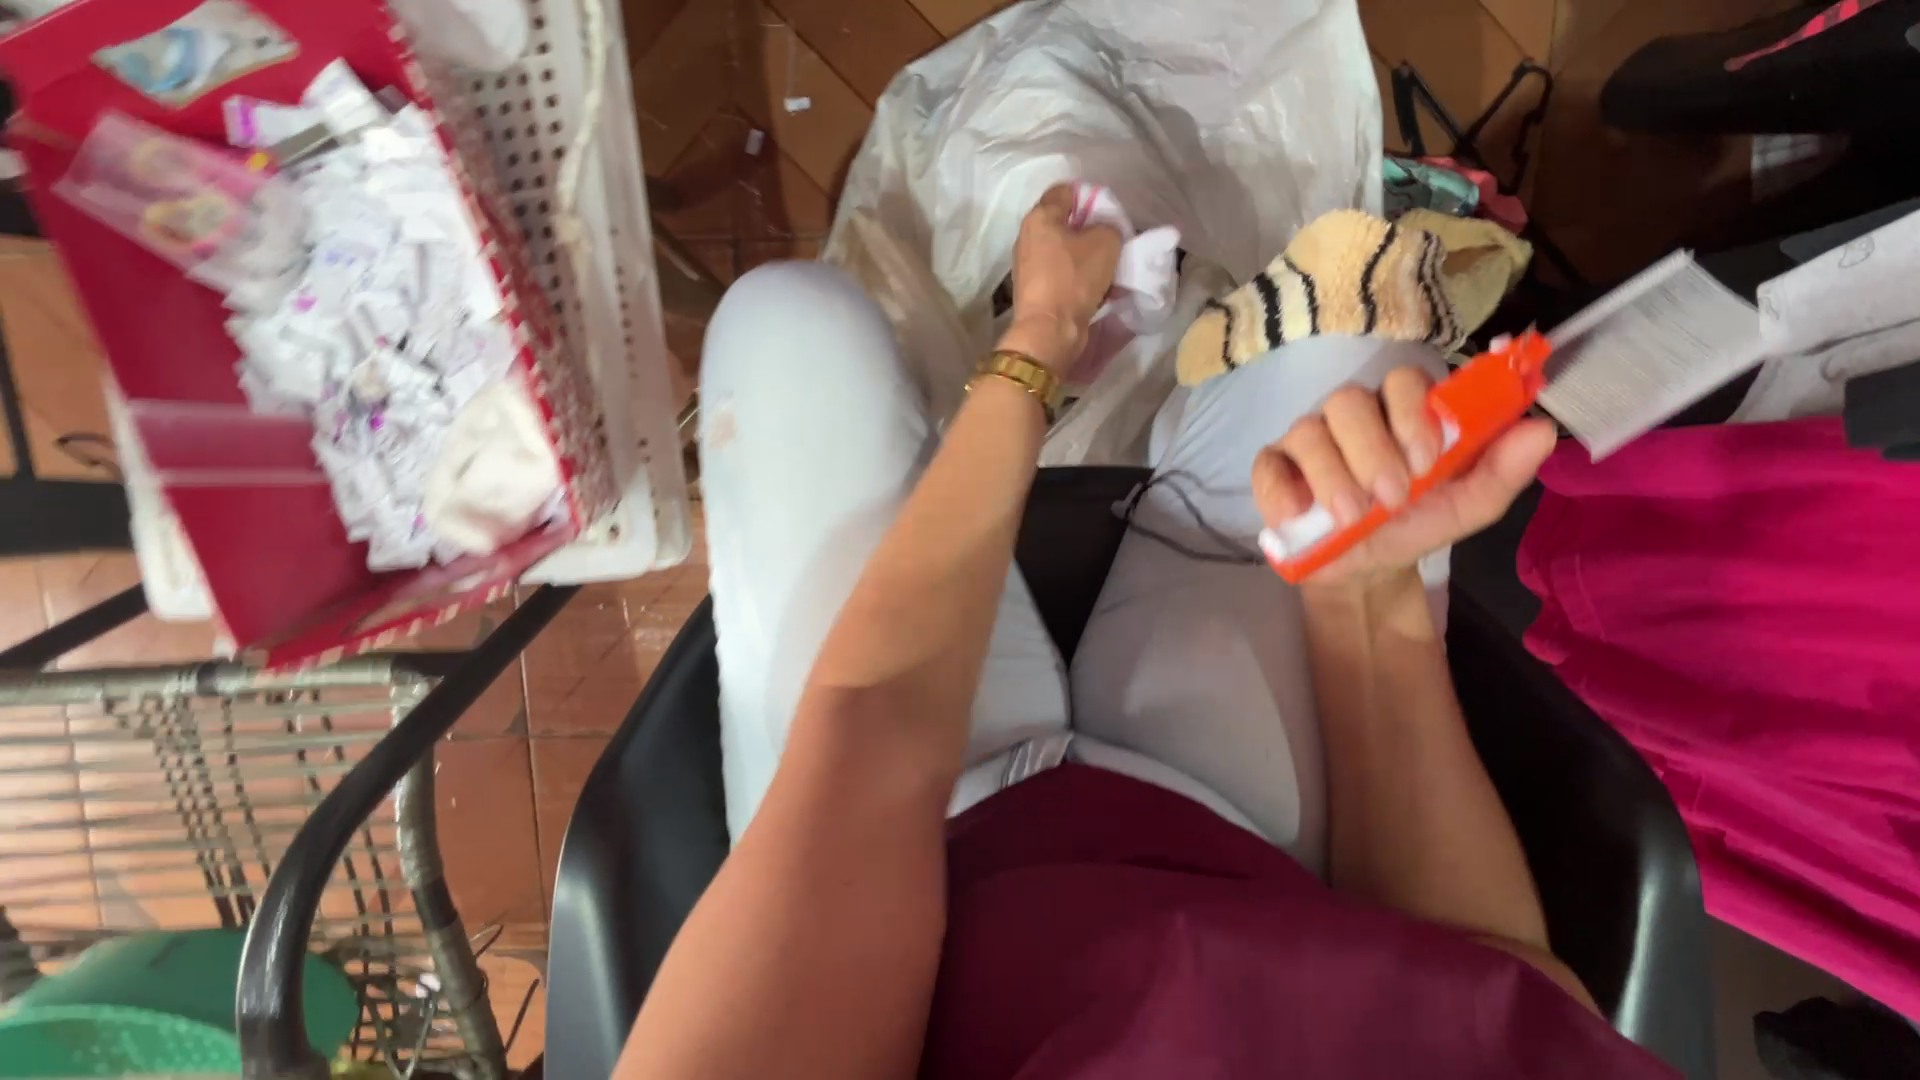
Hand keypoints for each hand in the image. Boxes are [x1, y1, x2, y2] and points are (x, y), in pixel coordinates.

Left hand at [998, 184, 1122, 374]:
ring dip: (1090, 259)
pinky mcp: (1036, 292)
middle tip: (1114, 241)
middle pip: (1065, 224)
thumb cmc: (1074, 277)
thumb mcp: (1106, 241)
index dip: (1089, 195)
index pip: (1064, 191)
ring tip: (1112, 270)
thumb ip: (1109, 226)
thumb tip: (1105, 231)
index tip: (1108, 212)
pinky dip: (1081, 280)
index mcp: (1040, 217)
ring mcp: (1029, 267)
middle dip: (1092, 231)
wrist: (1050, 330)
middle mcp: (1028, 238)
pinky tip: (1102, 291)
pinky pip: (1064, 277)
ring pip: (1066, 253)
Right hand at [1252, 368, 1556, 587]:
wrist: (1368, 568)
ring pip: (1308, 431)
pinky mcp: (1272, 469)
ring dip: (1332, 475)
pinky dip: (1280, 489)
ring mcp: (1307, 440)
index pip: (1402, 381)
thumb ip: (1501, 470)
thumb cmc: (1416, 524)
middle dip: (1371, 450)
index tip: (1426, 461)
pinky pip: (1267, 465)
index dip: (1411, 414)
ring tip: (1350, 517)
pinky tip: (1298, 515)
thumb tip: (1541, 430)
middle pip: (1349, 401)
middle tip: (1391, 499)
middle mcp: (1351, 417)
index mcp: (1401, 413)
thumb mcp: (1467, 505)